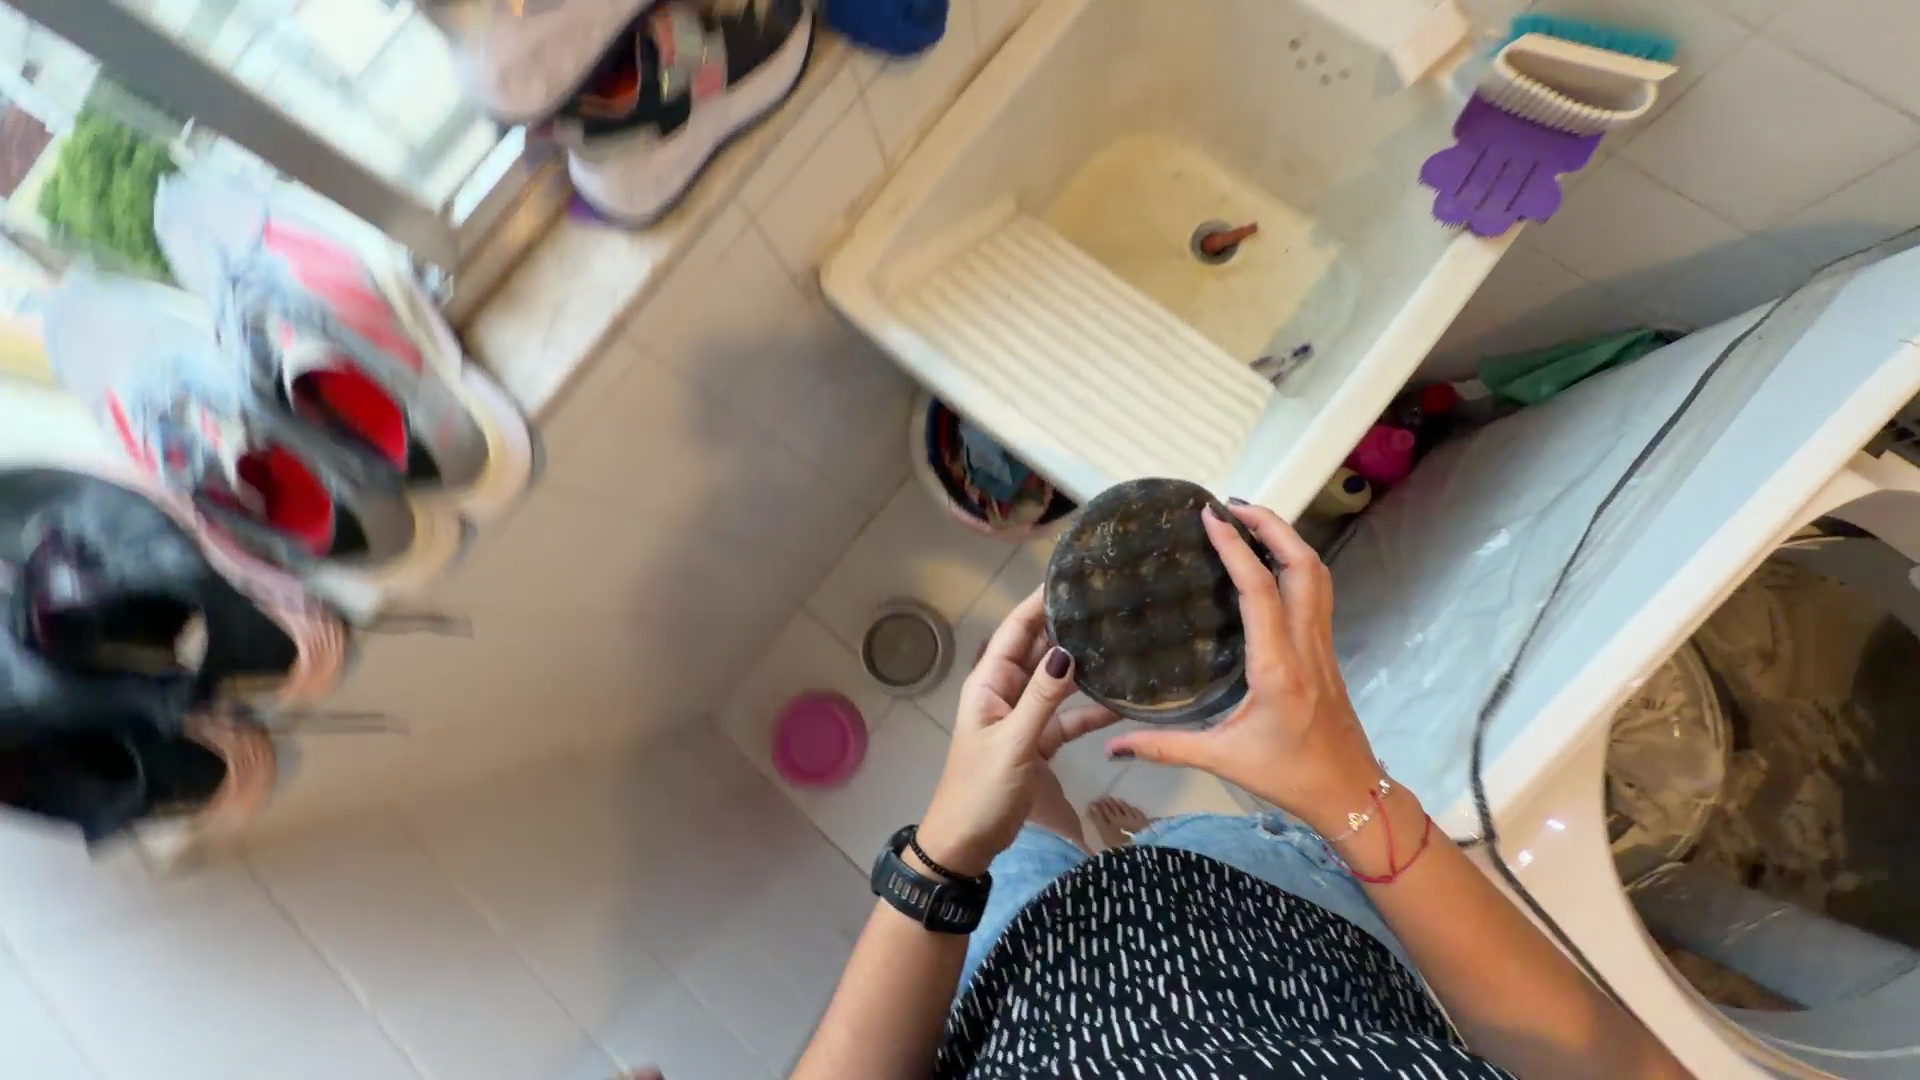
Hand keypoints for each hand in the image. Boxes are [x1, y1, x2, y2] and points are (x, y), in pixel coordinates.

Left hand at [917, 588, 1118, 875]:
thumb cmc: (981, 789)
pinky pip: (1066, 715)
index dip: (1040, 602)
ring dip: (1084, 667)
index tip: (1072, 576)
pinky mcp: (1038, 739)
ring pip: (1057, 681)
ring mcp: (1023, 714)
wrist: (967, 844)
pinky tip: (1122, 700)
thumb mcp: (1013, 743)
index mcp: (989, 682)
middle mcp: (1005, 689)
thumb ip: (1041, 698)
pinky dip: (1090, 709)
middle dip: (1069, 628)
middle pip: (1040, 649)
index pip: (1016, 629)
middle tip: (1110, 604)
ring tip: (1123, 641)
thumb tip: (1067, 650)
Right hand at [1106, 501, 1383, 830]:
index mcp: (1277, 667)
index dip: (1236, 548)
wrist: (1354, 795)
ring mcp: (1322, 644)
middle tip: (1232, 506)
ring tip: (1250, 521)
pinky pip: (1316, 591)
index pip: (1260, 591)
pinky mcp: (1325, 648)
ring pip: (1317, 574)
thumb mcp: (1222, 759)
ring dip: (1287, 539)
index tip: (1211, 516)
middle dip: (1272, 526)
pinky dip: (1294, 561)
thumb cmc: (1289, 777)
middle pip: (1303, 566)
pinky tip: (1268, 561)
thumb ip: (1164, 747)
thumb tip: (1111, 747)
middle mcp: (1305, 646)